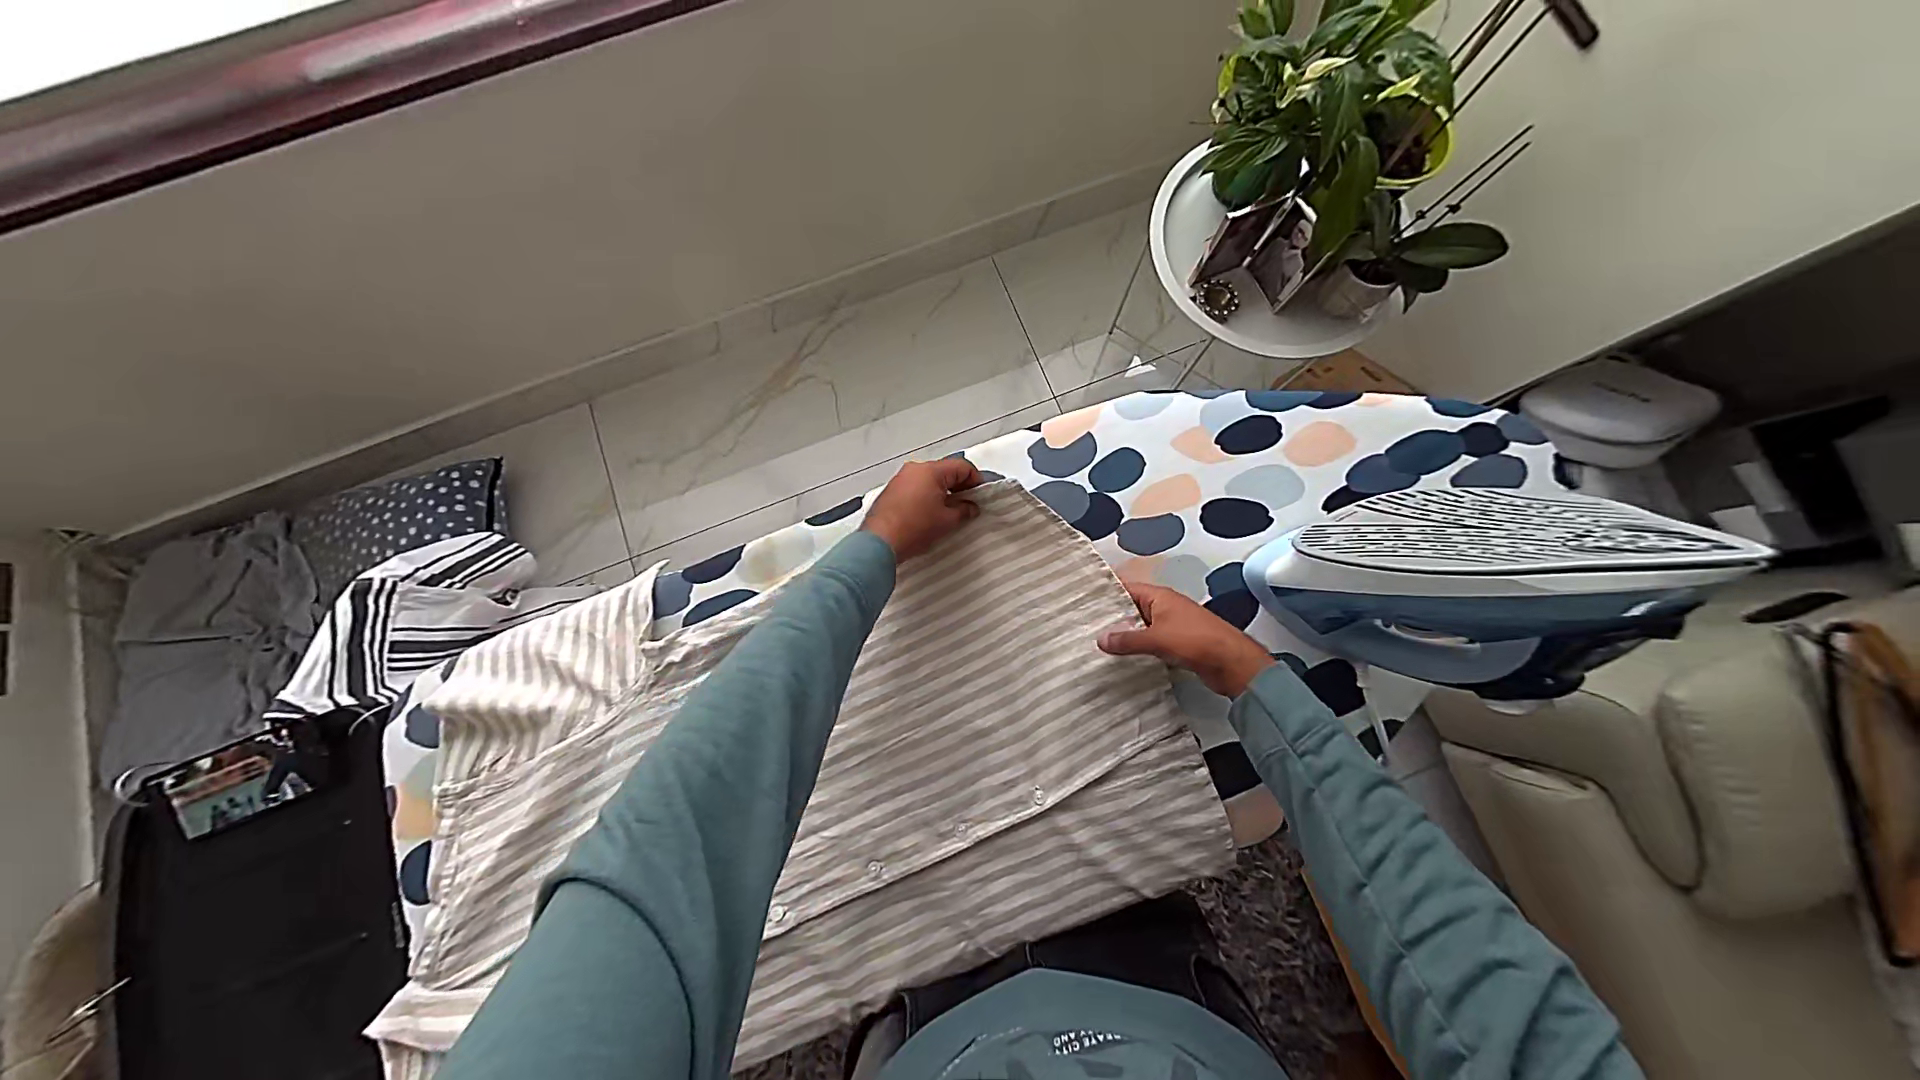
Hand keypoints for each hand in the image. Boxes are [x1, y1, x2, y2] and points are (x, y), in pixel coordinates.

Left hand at [860, 458, 984, 560]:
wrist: (879, 543)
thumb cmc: (910, 529)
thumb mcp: (947, 521)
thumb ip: (964, 510)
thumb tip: (969, 507)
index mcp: (930, 470)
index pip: (962, 467)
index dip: (976, 480)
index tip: (980, 494)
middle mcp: (914, 469)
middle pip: (945, 471)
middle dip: (959, 487)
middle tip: (968, 504)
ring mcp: (900, 480)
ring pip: (929, 480)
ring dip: (942, 492)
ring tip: (949, 513)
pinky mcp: (892, 492)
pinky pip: (915, 488)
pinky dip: (926, 497)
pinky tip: (930, 515)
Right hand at [1098, 582, 1273, 697]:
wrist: (1233, 664)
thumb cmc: (1199, 641)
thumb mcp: (1157, 639)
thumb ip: (1127, 640)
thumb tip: (1102, 639)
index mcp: (1160, 597)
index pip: (1126, 588)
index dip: (1107, 593)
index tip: (1085, 599)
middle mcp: (1165, 608)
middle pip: (1131, 608)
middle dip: (1112, 617)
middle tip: (1087, 626)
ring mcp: (1172, 626)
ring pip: (1141, 627)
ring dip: (1126, 636)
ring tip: (1100, 644)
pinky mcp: (1178, 645)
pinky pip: (1151, 643)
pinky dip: (1138, 649)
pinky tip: (1124, 659)